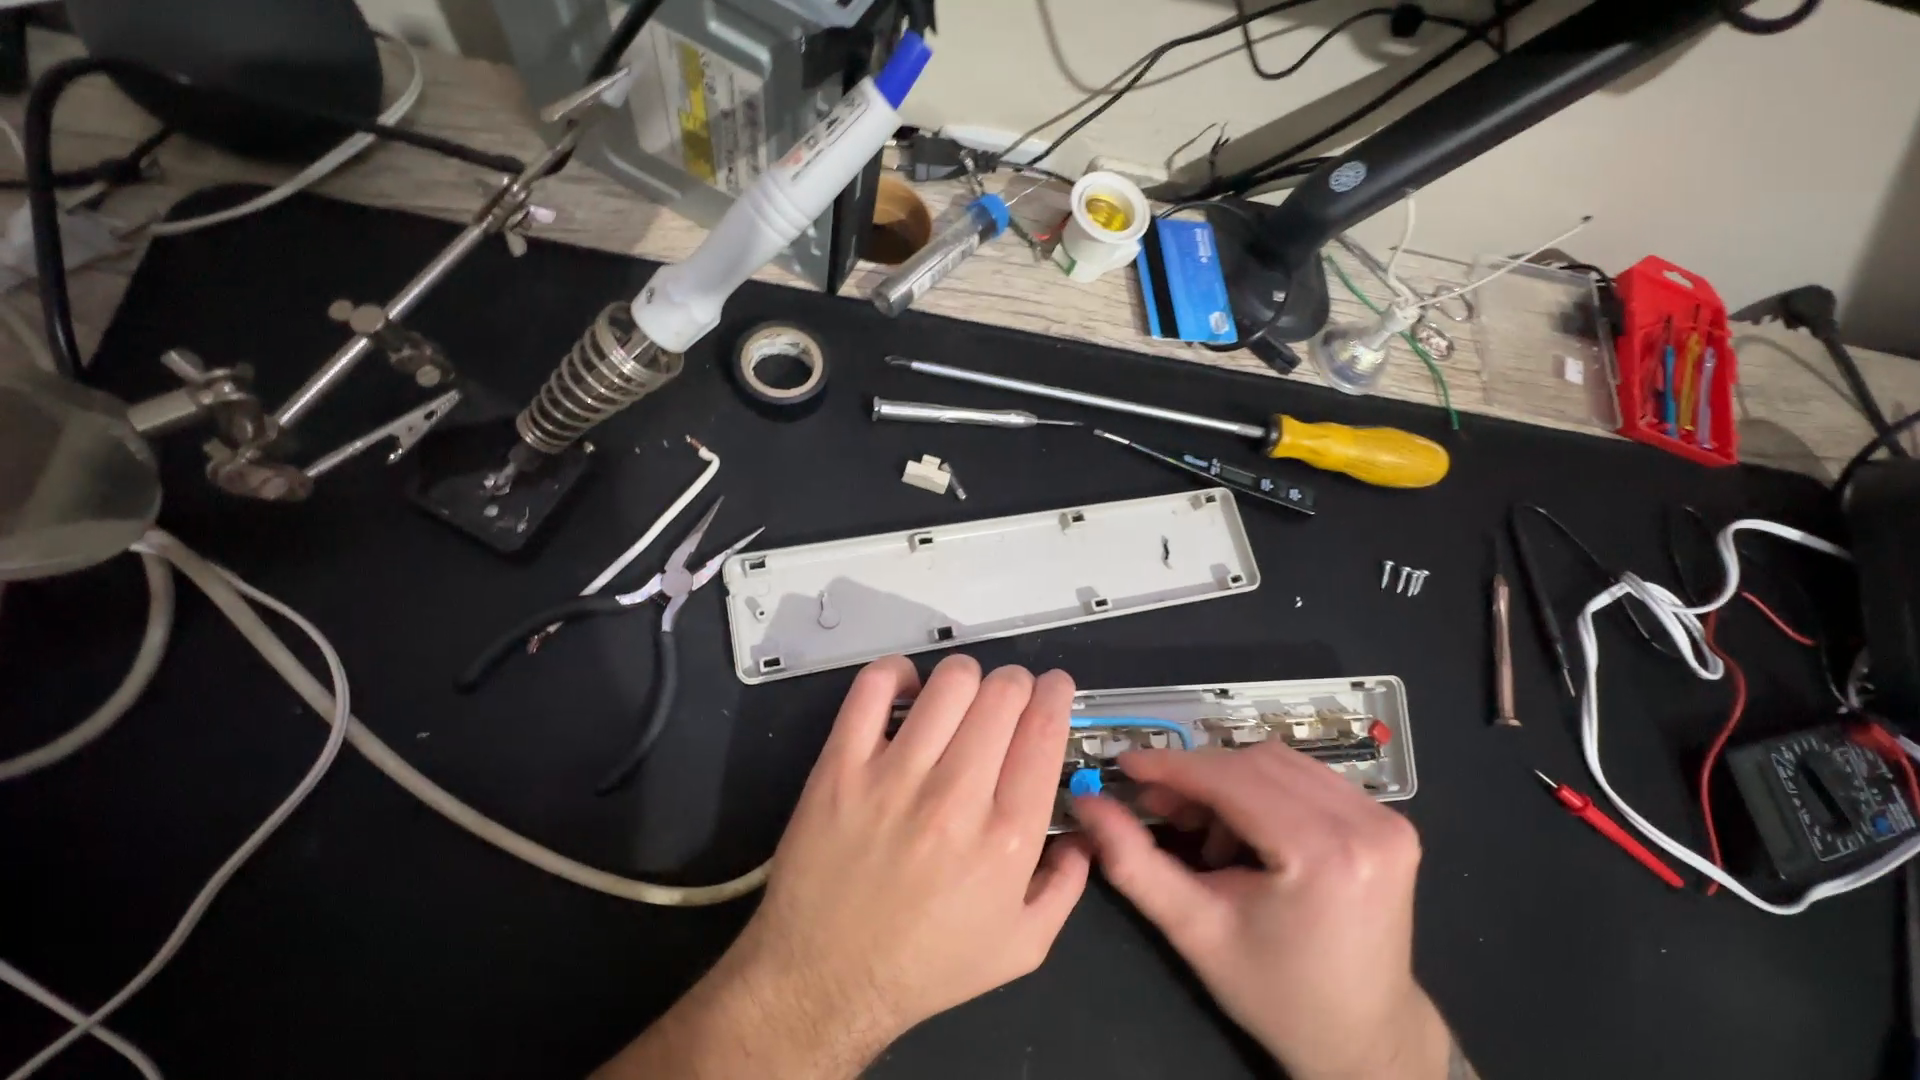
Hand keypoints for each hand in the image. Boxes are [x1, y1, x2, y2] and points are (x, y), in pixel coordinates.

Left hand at [648, 656, 1087, 1075]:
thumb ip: (1067, 886)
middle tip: (1008, 697)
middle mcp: (956, 797)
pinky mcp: (841, 766)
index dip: (1055, 695)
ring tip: (961, 696)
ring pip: (948, 683)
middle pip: (1002, 695)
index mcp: (1007, 837)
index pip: (1044, 731)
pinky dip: (897, 674)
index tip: (1053, 688)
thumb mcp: (1021, 948)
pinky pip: (874, 688)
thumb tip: (1083, 831)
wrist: (825, 980)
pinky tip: (906, 690)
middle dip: (1016, 683)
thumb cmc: (926, 966)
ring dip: (966, 677)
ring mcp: (894, 777)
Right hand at [1072, 741, 1450, 1079]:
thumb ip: (1134, 863)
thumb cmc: (1274, 992)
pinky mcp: (1389, 822)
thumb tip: (1087, 804)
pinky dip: (1263, 789)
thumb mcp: (1194, 930)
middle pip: (1256, 763)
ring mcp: (1386, 820)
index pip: (1234, 780)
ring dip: (1228, 781)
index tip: (1124, 765)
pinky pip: (1307, 778)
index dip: (1173, 767)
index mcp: (1324, 856)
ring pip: (1280, 763)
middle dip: (1197, 777)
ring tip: (1201, 829)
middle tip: (1155, 806)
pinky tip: (1243, 829)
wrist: (1362, 1038)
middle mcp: (1366, 825)